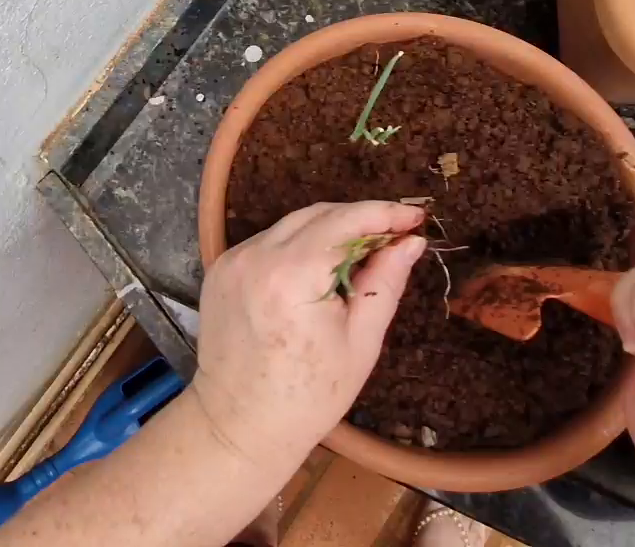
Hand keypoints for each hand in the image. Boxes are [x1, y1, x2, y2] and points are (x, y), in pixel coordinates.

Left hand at [189, 201, 426, 471]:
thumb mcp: (360, 341)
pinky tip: (317, 270)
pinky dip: (296, 245)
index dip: (382, 213)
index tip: (414, 216)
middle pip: (315, 215)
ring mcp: (233, 259)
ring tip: (361, 254)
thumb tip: (409, 242)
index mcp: (292, 275)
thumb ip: (384, 282)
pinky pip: (266, 241)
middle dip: (357, 219)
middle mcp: (256, 256)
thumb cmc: (309, 394)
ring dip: (326, 230)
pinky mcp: (220, 267)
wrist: (240, 422)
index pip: (342, 221)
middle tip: (394, 235)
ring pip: (289, 225)